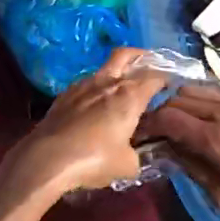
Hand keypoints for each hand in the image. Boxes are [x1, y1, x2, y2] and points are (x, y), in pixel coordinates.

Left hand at [0, 48, 168, 197]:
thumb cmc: (94, 159)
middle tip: (147, 64)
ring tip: (120, 89)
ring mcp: (82, 85)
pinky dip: (95, 88)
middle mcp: (107, 82)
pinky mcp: (64, 95)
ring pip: (103, 68)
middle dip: (139, 56)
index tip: (171, 85)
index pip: (155, 76)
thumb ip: (137, 153)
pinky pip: (85, 84)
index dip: (166, 78)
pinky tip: (95, 104)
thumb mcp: (127, 165)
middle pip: (125, 55)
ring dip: (114, 73)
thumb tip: (133, 151)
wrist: (48, 157)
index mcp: (129, 95)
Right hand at [140, 83, 219, 220]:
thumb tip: (168, 153)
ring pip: (193, 91)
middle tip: (150, 132)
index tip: (136, 136)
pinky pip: (211, 94)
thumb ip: (193, 170)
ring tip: (170, 125)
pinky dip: (194, 102)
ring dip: (176, 104)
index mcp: (219, 139)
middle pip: (177, 98)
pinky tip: (194, 122)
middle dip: (158, 112)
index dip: (147, 124)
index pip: (168, 118)